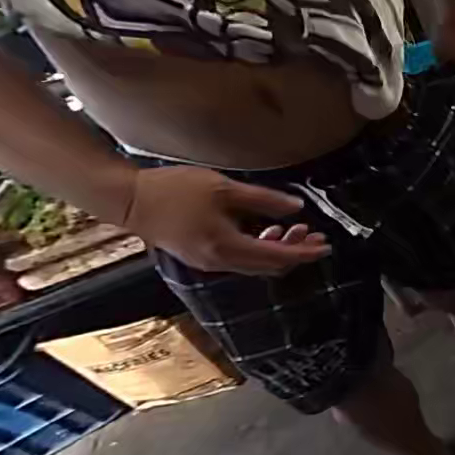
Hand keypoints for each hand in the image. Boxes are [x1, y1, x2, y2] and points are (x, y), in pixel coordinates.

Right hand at [122, 165, 331, 273]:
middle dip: (296, 252)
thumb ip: (264, 200)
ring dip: (279, 250)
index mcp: (226, 247)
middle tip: (314, 235)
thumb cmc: (176, 190)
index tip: (325, 245)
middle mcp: (219, 262)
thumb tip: (297, 207)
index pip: (276, 257)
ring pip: (255, 264)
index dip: (304, 252)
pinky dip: (261, 249)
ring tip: (296, 230)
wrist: (129, 199)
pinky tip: (269, 231)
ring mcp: (208, 262)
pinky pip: (241, 259)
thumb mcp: (225, 188)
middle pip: (269, 266)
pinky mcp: (202, 256)